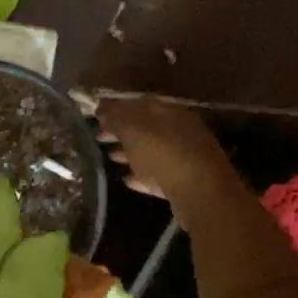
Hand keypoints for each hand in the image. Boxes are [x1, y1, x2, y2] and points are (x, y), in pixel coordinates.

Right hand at [92, 98, 236, 212]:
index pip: (137, 103)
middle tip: (99, 137)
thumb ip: (114, 117)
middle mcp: (180, 129)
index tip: (95, 117)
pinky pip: (158, 172)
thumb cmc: (163, 154)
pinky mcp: (186, 180)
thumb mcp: (132, 131)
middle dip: (121, 131)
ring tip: (110, 157)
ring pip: (151, 149)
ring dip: (130, 152)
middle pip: (145, 126)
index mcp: (168, 111)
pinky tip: (128, 179)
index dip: (114, 108)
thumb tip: (101, 108)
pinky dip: (142, 173)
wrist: (201, 194)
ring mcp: (185, 155)